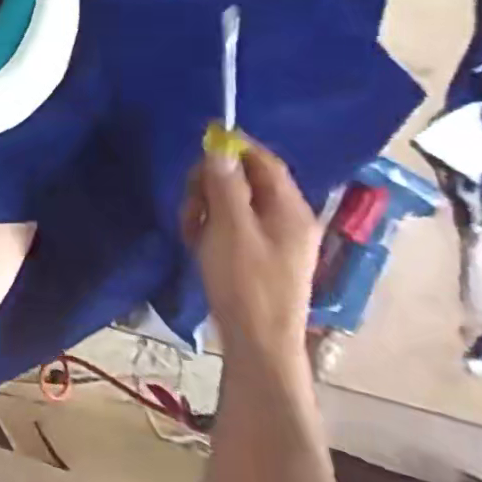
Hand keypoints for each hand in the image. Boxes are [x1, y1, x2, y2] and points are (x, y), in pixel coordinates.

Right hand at [181, 142, 322, 376]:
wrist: (257, 341)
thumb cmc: (246, 282)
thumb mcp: (230, 228)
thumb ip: (225, 186)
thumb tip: (219, 148)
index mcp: (290, 210)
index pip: (264, 162)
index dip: (235, 146)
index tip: (201, 140)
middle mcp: (285, 219)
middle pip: (243, 180)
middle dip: (210, 183)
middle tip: (191, 201)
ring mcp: (270, 238)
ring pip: (229, 201)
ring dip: (204, 206)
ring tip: (192, 230)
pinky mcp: (254, 253)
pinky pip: (227, 223)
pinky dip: (207, 226)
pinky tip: (197, 243)